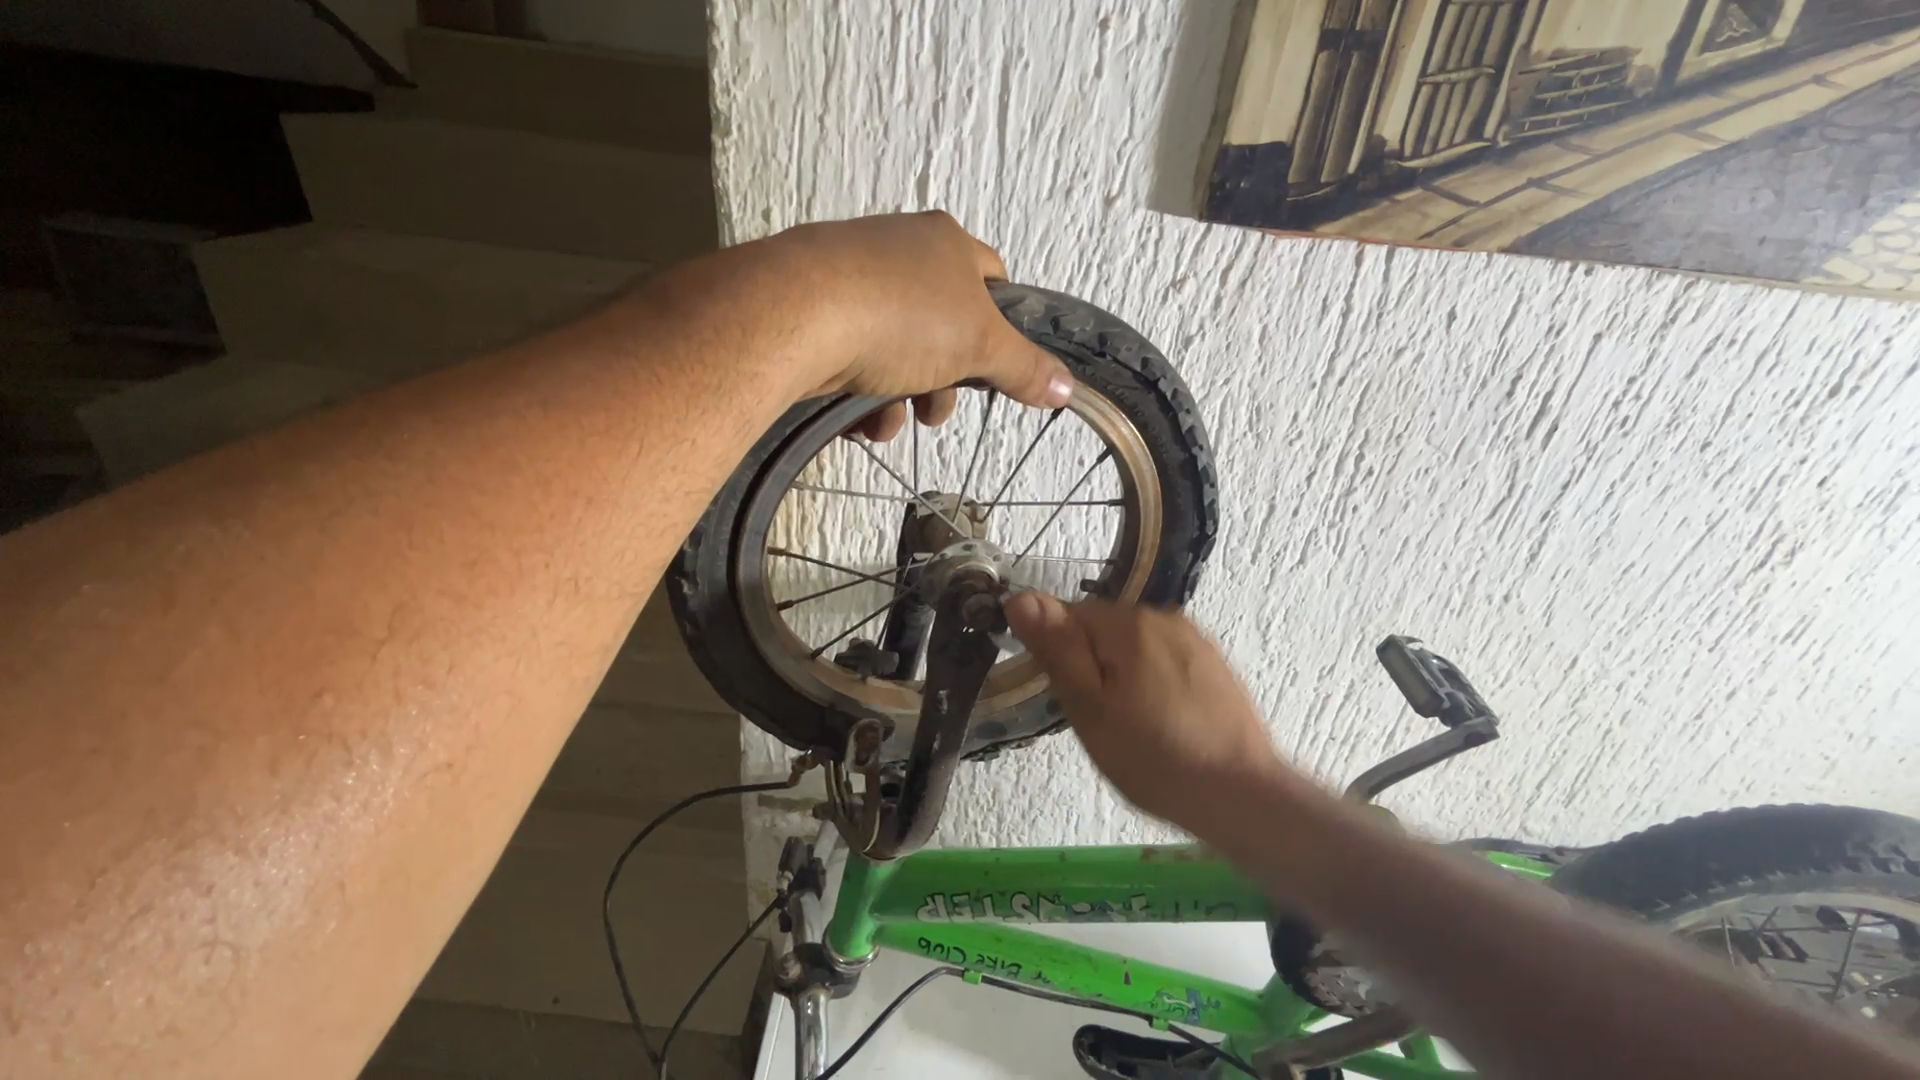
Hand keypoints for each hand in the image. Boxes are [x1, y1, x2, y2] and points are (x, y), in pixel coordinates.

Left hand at [754, 212, 1073, 438]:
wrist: (796, 314)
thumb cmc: (902, 316)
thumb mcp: (978, 348)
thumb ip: (1024, 368)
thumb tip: (1068, 389)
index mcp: (946, 243)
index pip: (991, 278)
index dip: (1000, 325)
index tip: (993, 367)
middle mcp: (900, 251)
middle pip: (941, 325)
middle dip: (943, 380)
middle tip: (935, 412)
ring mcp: (852, 278)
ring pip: (894, 349)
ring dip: (899, 397)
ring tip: (887, 424)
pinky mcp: (814, 310)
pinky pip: (852, 356)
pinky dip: (859, 393)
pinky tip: (855, 420)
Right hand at [1005, 592, 1306, 833]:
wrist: (1240, 795)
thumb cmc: (1152, 757)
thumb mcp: (1089, 708)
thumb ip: (1057, 648)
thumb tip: (1019, 596)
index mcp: (1128, 623)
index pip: (1067, 616)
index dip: (1059, 655)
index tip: (1070, 698)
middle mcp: (1163, 616)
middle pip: (1103, 629)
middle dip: (1092, 665)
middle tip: (1099, 720)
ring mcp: (1194, 638)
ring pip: (1134, 646)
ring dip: (1122, 674)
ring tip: (1131, 727)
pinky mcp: (1213, 663)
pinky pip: (1164, 660)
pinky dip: (1152, 683)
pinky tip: (1162, 722)